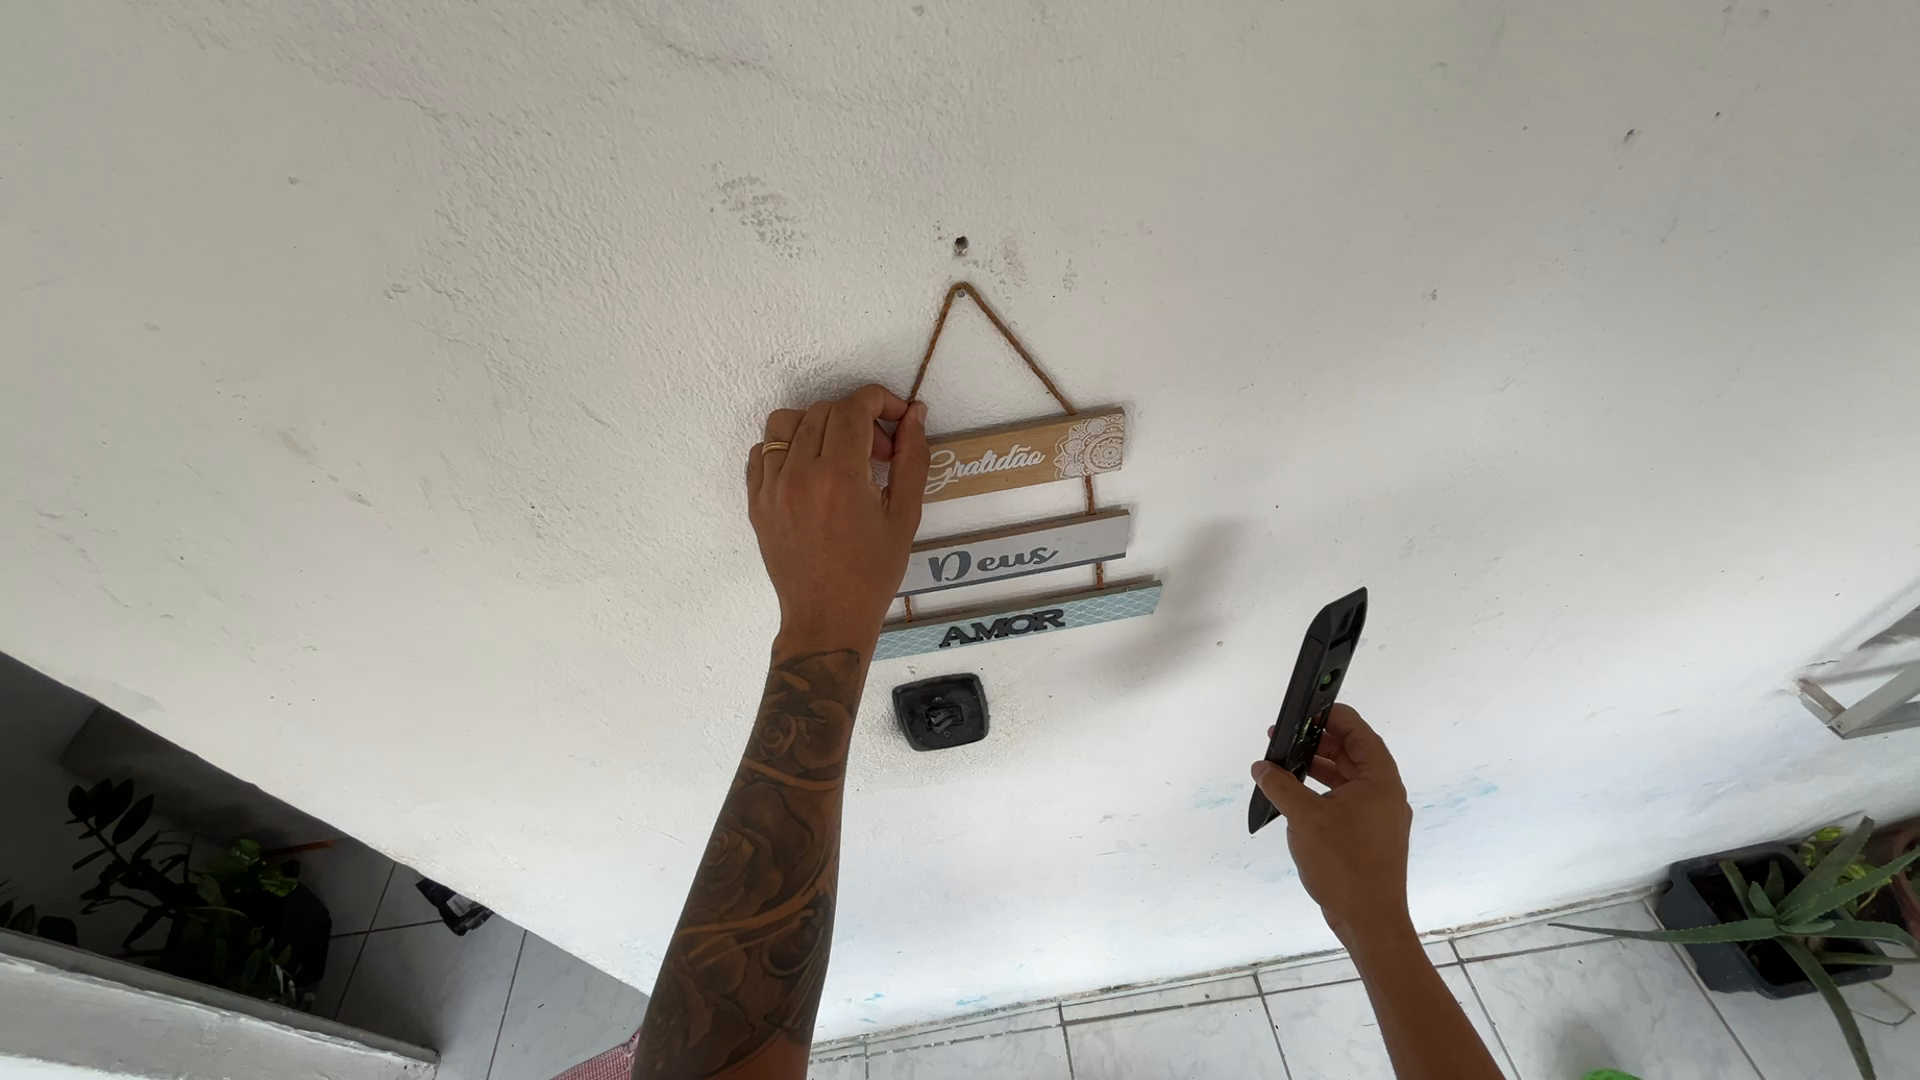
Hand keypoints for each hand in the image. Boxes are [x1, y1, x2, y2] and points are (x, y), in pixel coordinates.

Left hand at [748, 385, 929, 654]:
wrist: (828, 617)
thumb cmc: (872, 574)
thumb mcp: (906, 517)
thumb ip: (912, 459)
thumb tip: (915, 415)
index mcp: (839, 477)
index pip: (853, 407)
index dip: (881, 401)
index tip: (896, 418)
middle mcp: (799, 475)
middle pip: (823, 410)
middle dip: (857, 418)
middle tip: (880, 453)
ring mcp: (771, 488)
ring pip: (786, 422)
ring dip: (818, 425)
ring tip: (840, 455)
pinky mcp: (756, 501)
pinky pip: (763, 451)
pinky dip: (788, 448)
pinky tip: (811, 471)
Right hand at [1252, 705, 1414, 943]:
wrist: (1370, 921)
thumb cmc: (1344, 863)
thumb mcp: (1304, 817)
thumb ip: (1280, 785)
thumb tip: (1262, 766)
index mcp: (1380, 783)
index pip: (1361, 734)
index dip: (1335, 717)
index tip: (1306, 710)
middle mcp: (1384, 796)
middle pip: (1354, 753)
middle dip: (1318, 741)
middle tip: (1285, 736)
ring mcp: (1378, 817)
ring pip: (1347, 777)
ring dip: (1317, 765)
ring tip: (1283, 762)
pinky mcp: (1367, 836)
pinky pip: (1344, 798)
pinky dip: (1320, 789)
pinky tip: (1294, 794)